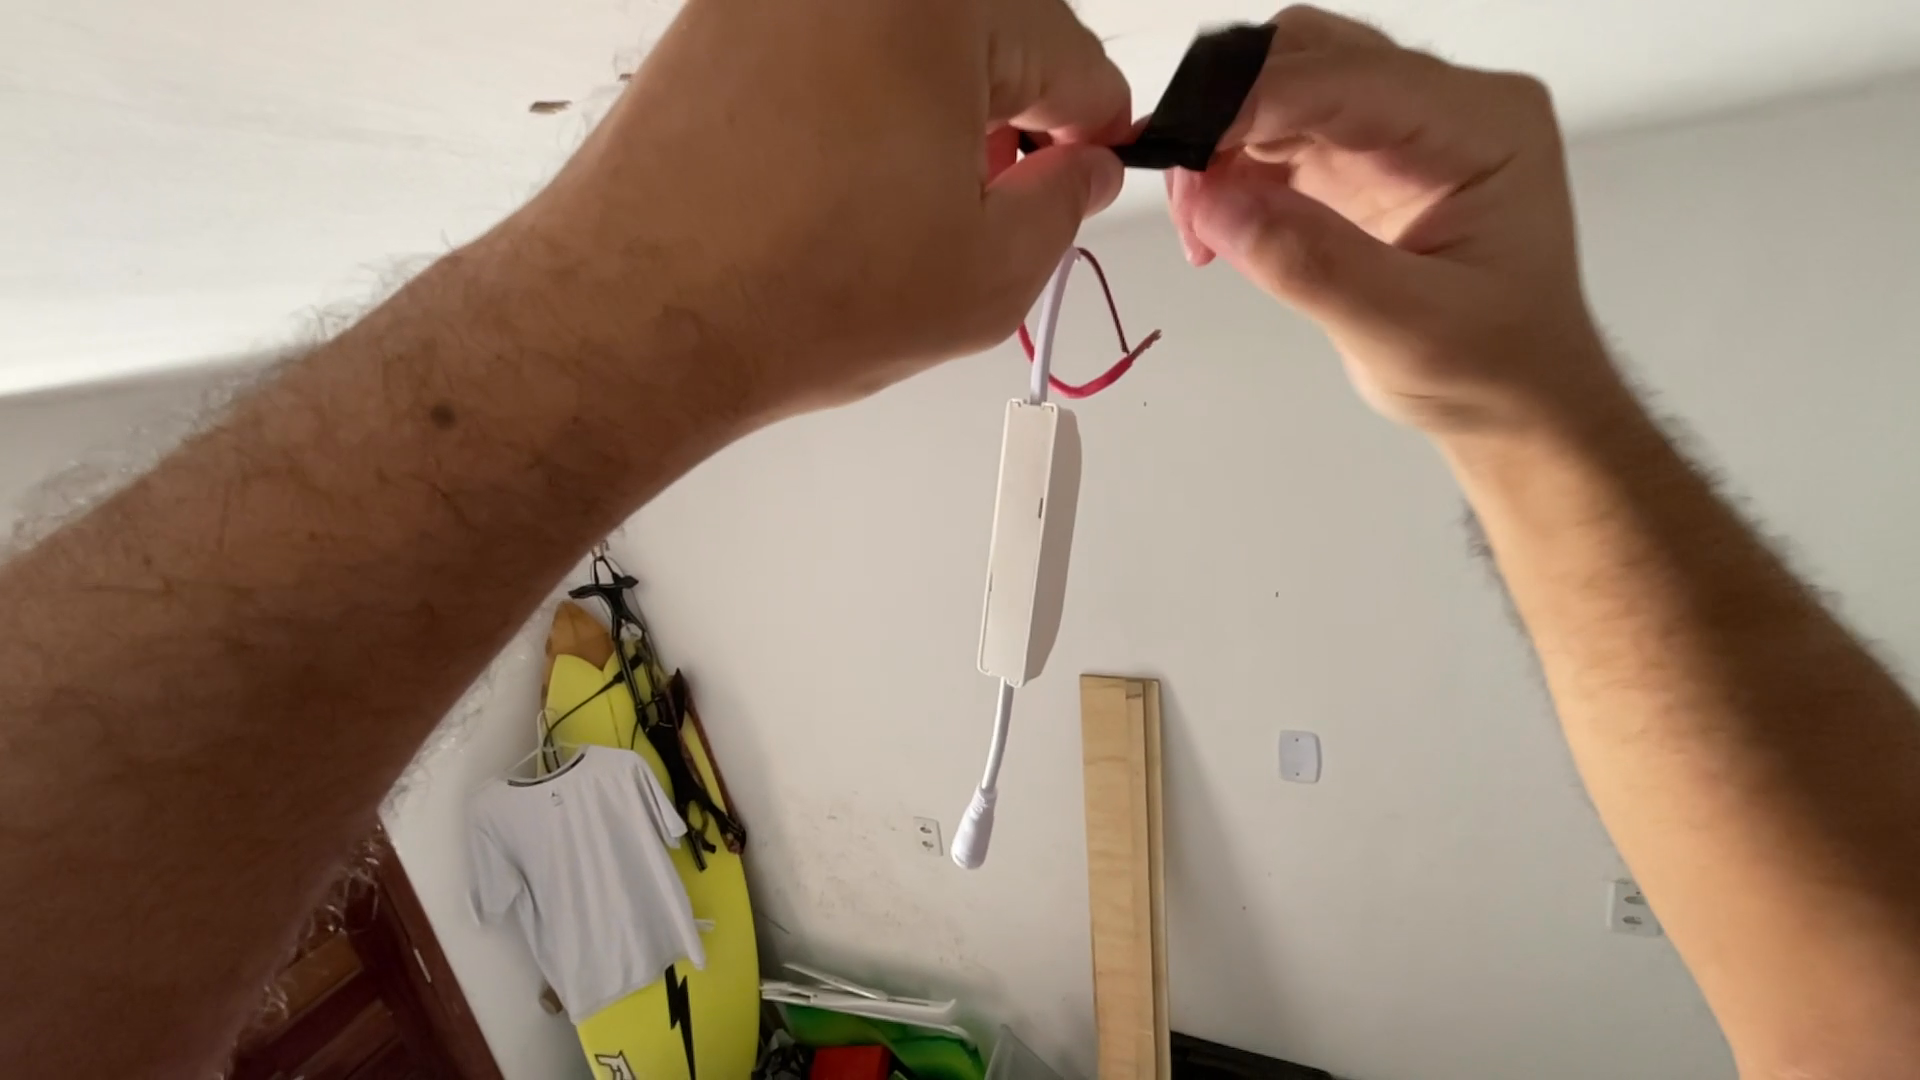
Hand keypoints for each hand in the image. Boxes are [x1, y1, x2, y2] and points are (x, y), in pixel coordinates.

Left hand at [486, 0, 1128, 428]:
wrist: (647, 316)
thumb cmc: (817, 298)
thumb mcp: (992, 276)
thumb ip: (1065, 209)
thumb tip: (1083, 172)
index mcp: (943, 1)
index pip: (1068, 52)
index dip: (1094, 125)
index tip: (1090, 169)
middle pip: (985, 35)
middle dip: (1012, 121)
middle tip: (1003, 205)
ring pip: (906, 45)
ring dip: (935, 118)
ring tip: (914, 214)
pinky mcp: (718, 24)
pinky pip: (832, 55)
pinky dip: (865, 112)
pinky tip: (849, 190)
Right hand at [1168, 6, 1618, 435]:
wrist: (1507, 392)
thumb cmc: (1483, 363)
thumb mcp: (1403, 328)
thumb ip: (1310, 264)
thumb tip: (1211, 206)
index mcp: (1475, 124)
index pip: (1348, 79)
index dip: (1253, 99)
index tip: (1176, 146)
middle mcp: (1432, 108)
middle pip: (1307, 58)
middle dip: (1227, 113)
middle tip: (1185, 202)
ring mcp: (1387, 135)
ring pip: (1278, 95)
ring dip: (1218, 146)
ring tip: (1195, 228)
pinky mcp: (1351, 169)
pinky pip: (1272, 145)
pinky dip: (1227, 177)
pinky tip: (1214, 231)